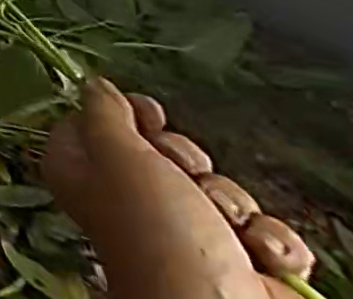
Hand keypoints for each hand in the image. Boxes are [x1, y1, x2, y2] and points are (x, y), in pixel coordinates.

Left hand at [42, 78, 313, 298]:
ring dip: (230, 202)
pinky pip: (263, 232)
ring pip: (217, 189)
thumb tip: (94, 84)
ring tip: (224, 224)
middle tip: (185, 175)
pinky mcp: (246, 267)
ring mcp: (190, 235)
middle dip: (186, 160)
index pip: (93, 124)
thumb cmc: (157, 229)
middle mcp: (130, 201)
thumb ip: (105, 114)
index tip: (150, 112)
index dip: (122, 113)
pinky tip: (262, 255)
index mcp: (83, 173)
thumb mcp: (117, 154)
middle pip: (162, 152)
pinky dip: (269, 242)